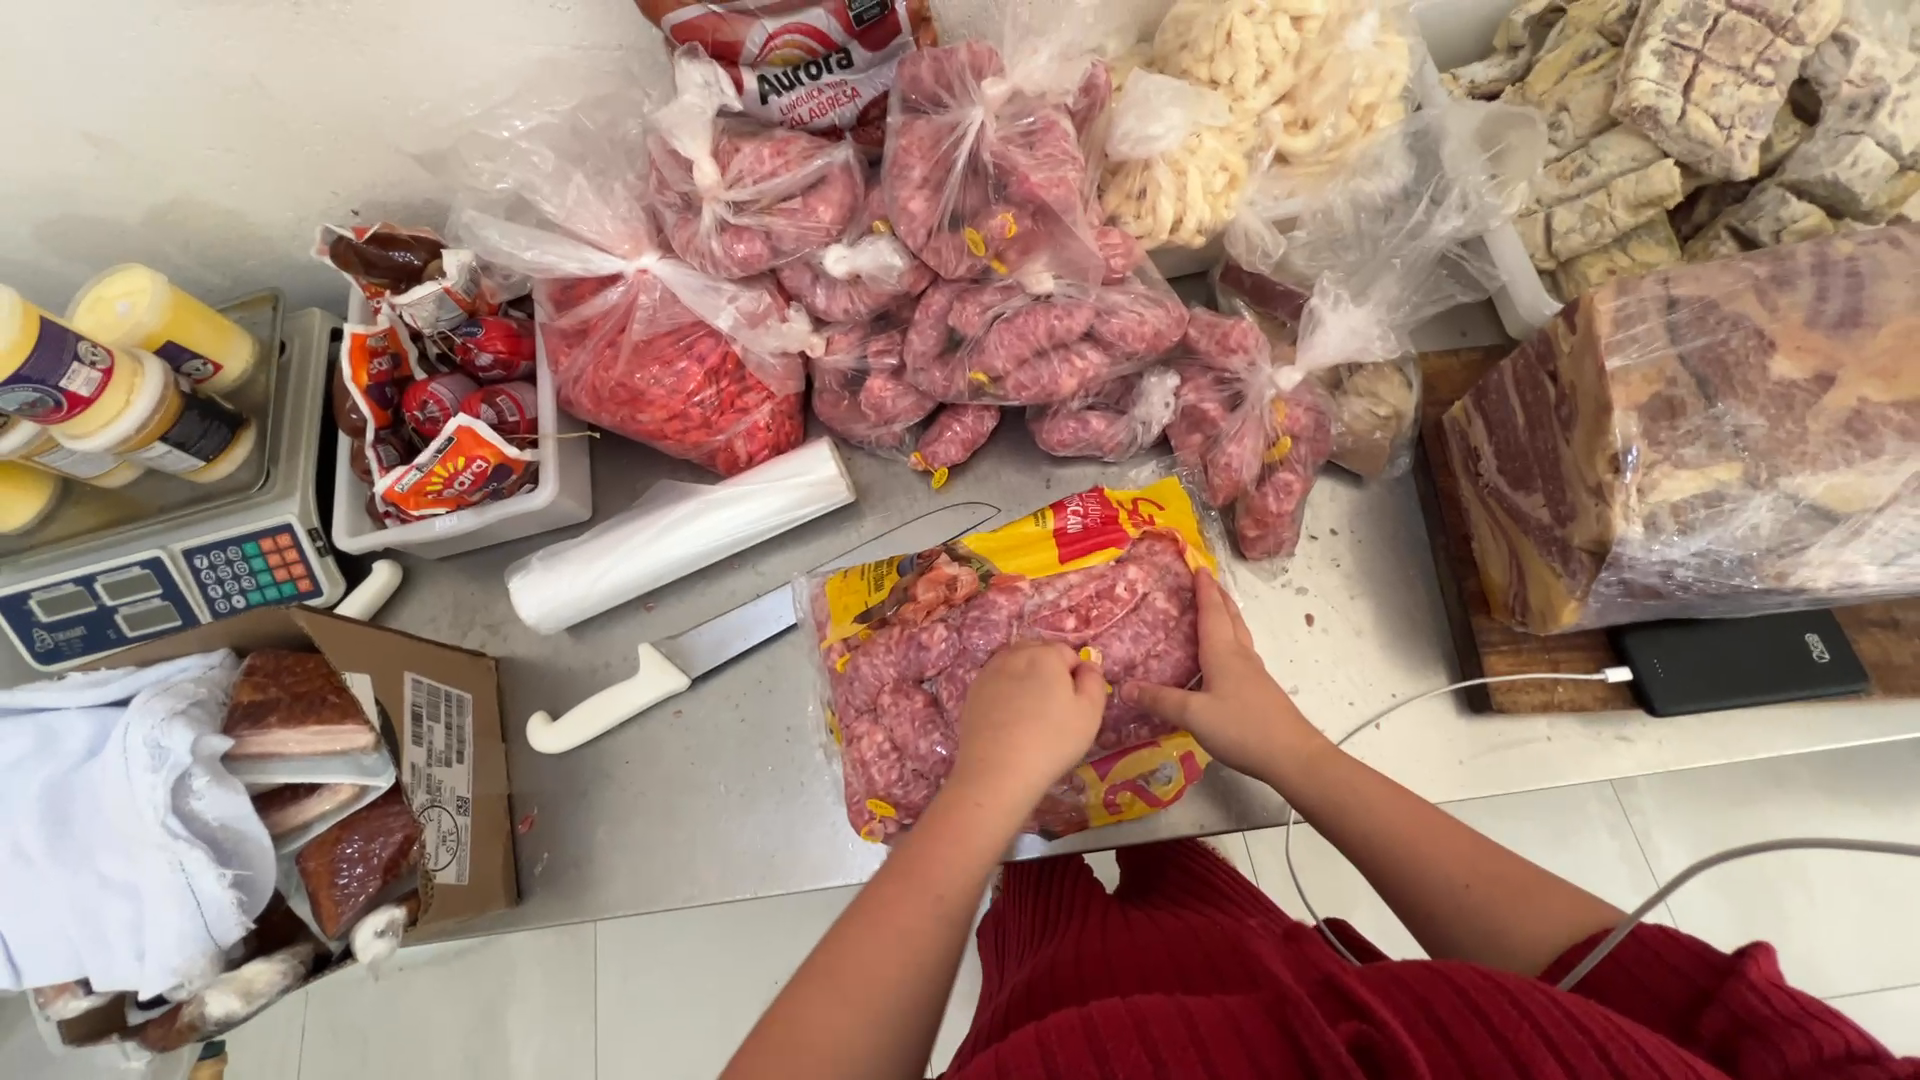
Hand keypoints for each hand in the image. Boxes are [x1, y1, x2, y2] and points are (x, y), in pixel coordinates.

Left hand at [948, 642, 1106, 813]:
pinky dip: (1006, 691)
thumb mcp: (1089, 713)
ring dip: (1026, 679)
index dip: (1076, 676)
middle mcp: (1014, 654)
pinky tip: (1009, 718)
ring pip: (1016, 664)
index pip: (1068, 653)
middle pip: (1039, 653)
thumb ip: (1094, 682)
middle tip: (1054, 708)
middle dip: (1050, 671)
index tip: (1075, 704)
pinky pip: (997, 681)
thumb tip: (1088, 666)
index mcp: (1045, 654)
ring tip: (1031, 713)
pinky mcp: (973, 691)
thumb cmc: (1051, 741)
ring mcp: (989, 672)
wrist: (996, 771)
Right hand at [1120, 568, 1327, 777]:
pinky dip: (1229, 643)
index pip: (1211, 613)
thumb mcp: (1193, 715)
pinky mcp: (1260, 692)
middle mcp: (1240, 657)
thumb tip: (1123, 687)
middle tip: (1207, 581)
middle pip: (1230, 618)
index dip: (1204, 590)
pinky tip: (1223, 658)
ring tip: (1215, 611)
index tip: (1198, 567)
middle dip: (1218, 597)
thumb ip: (1159, 700)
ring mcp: (1254, 675)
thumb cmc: (1243, 728)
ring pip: (1238, 636)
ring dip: (1227, 617)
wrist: (1293, 757)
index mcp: (1223, 653)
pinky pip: (1241, 655)